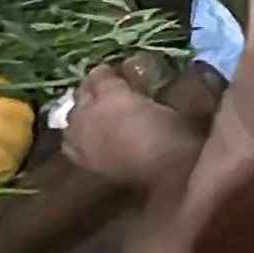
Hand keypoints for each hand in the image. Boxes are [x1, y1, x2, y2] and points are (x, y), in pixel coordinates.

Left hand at [62, 62, 201, 186]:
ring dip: (86, 109)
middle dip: (96, 87)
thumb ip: (170, 82)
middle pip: (82, 92)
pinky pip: (72, 141)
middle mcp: (90, 115)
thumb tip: (178, 71)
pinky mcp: (85, 163)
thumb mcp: (181, 99)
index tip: (128, 70)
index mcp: (113, 96)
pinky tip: (94, 135)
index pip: (100, 73)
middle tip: (118, 87)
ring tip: (105, 110)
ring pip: (72, 116)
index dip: (113, 70)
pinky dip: (80, 133)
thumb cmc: (179, 136)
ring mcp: (82, 142)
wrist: (171, 182)